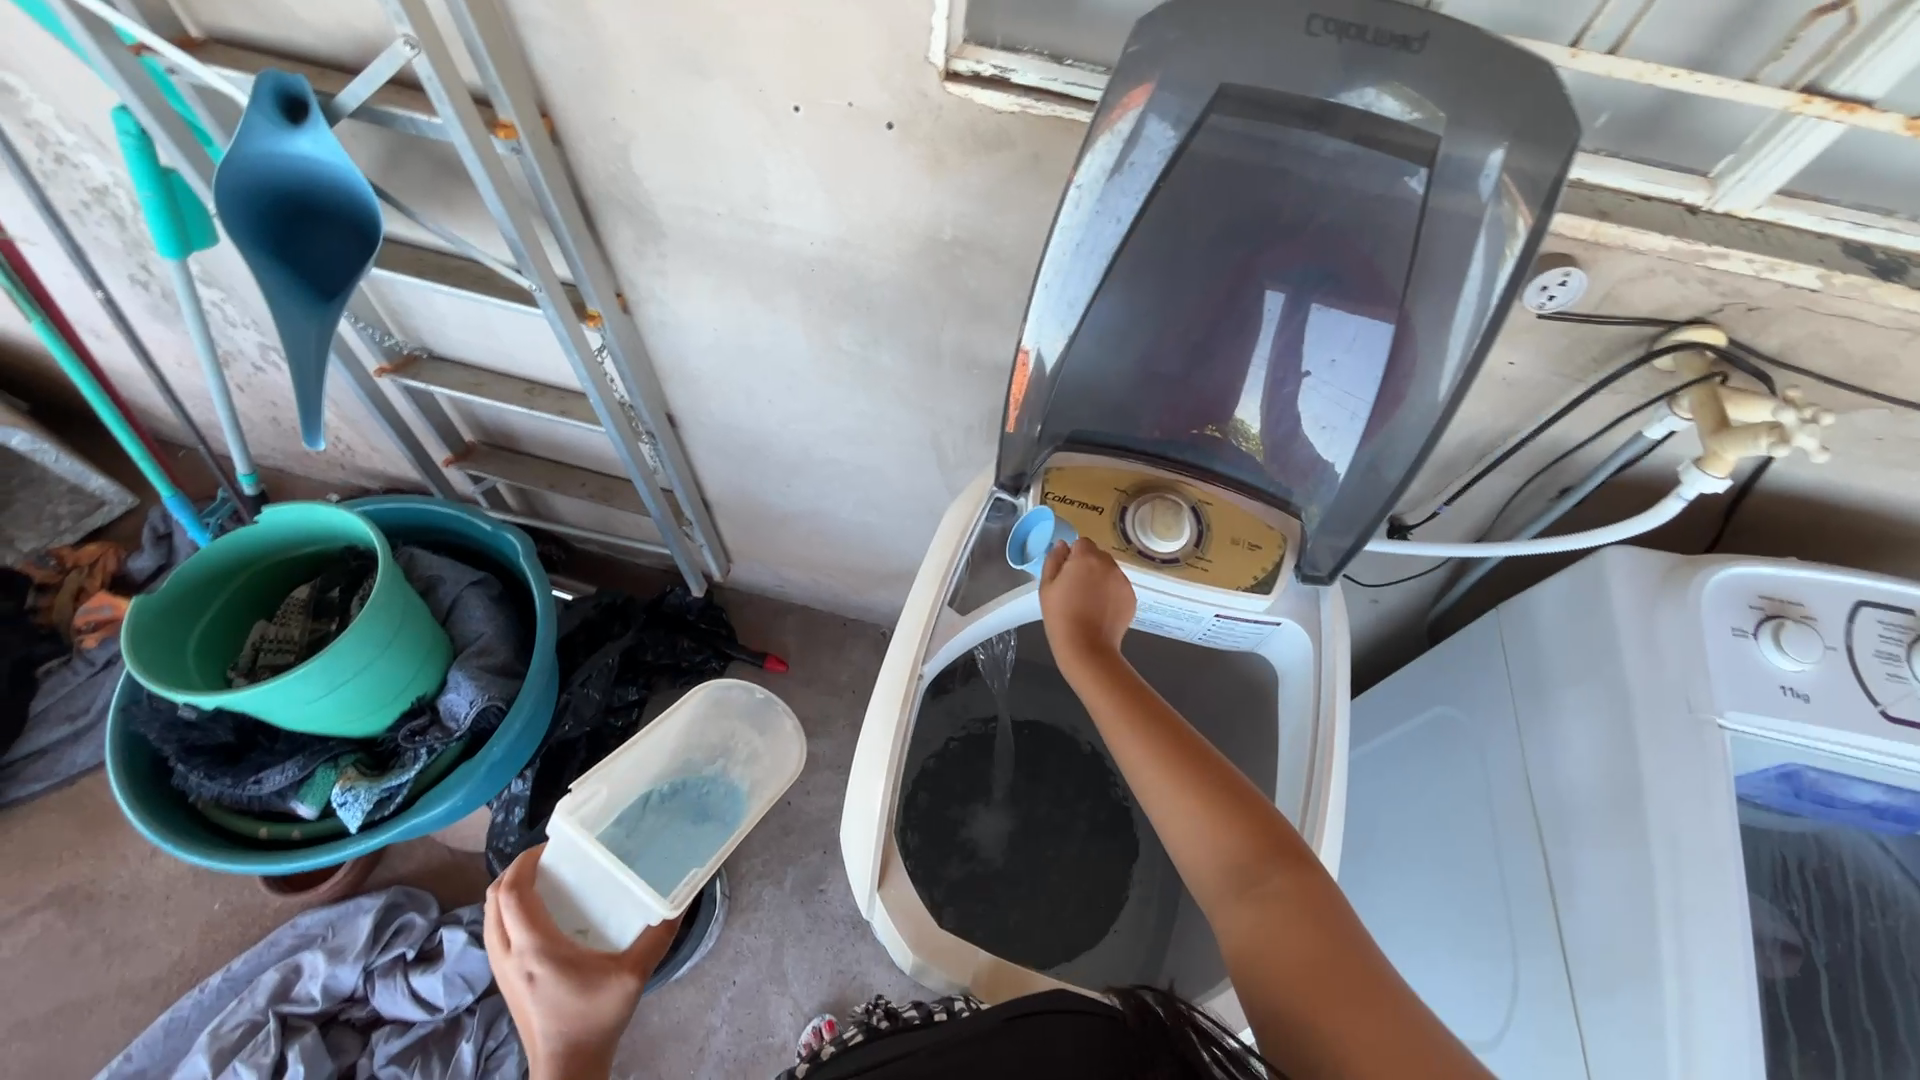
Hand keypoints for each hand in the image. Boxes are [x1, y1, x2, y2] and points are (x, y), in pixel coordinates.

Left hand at [485, 843, 682, 1079]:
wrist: (567, 1068)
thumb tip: (681, 898)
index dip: (525, 861)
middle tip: (549, 858)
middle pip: (494, 899)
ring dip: (509, 892)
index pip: (512, 891)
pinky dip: (508, 913)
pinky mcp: (504, 981)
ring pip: (489, 917)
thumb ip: (658, 934)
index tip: (553, 845)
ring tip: (543, 880)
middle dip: (515, 871)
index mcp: (534, 946)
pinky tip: (538, 916)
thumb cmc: (596, 1018)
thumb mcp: (633, 974)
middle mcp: (509, 953)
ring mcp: (501, 970)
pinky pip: (494, 934)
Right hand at [1039, 538, 1135, 671]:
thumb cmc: (1060, 616)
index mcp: (1086, 558)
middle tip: (1076, 588)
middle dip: (1088, 565)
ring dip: (1101, 578)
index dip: (1073, 556)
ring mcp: (1123, 581)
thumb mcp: (1046, 587)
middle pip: (1098, 555)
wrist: (1086, 646)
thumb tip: (1062, 545)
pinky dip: (1111, 593)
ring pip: (1110, 571)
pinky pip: (1119, 587)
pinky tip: (1101, 610)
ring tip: (1089, 601)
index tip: (1067, 574)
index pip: (1082, 543)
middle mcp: (1108, 564)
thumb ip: (1054, 560)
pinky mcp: (1132, 597)